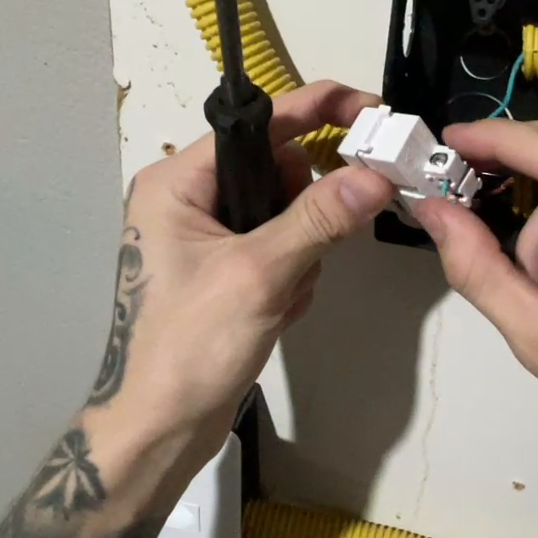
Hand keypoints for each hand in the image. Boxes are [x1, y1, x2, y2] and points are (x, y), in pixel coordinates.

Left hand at [91, 80, 392, 457]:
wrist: (161, 427)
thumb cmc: (191, 345)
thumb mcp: (260, 273)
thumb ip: (319, 218)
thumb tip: (376, 174)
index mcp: (178, 182)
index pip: (256, 123)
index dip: (315, 110)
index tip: (372, 110)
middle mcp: (189, 200)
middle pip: (277, 168)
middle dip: (307, 208)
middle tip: (311, 248)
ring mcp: (207, 237)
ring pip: (286, 212)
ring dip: (302, 252)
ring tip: (283, 294)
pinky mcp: (225, 270)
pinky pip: (280, 248)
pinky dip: (293, 275)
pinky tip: (277, 311)